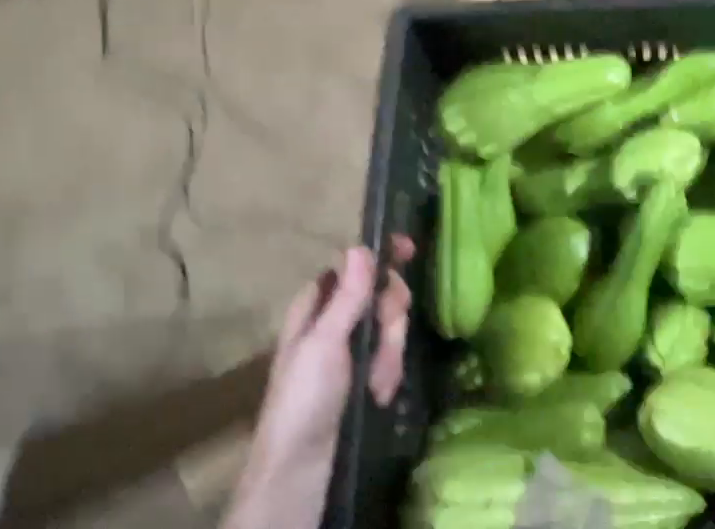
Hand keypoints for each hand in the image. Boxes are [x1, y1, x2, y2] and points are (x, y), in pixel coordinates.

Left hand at [223, 235, 414, 528]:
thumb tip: (361, 246)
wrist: (304, 468)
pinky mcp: (365, 378)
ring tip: (374, 383)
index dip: (380, 257)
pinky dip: (389, 375)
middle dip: (390, 318)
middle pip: (381, 296)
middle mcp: (334, 323)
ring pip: (390, 329)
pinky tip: (377, 395)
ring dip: (389, 354)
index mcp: (315, 306)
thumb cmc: (304, 398)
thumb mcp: (325, 341)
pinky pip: (391, 359)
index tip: (410, 251)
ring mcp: (351, 352)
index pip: (353, 266)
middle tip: (384, 335)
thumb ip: (348, 295)